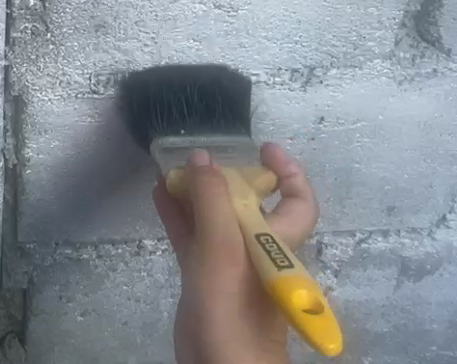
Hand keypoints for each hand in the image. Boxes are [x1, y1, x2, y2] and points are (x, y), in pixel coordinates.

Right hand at [154, 144, 320, 363]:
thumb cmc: (233, 309)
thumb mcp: (224, 249)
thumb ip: (213, 200)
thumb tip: (202, 156)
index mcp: (276, 244)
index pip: (297, 202)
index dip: (288, 172)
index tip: (264, 147)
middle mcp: (256, 250)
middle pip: (249, 204)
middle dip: (226, 176)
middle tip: (200, 155)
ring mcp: (228, 265)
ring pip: (215, 217)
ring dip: (196, 191)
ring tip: (171, 166)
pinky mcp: (203, 279)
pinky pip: (191, 235)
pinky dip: (177, 213)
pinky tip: (159, 193)